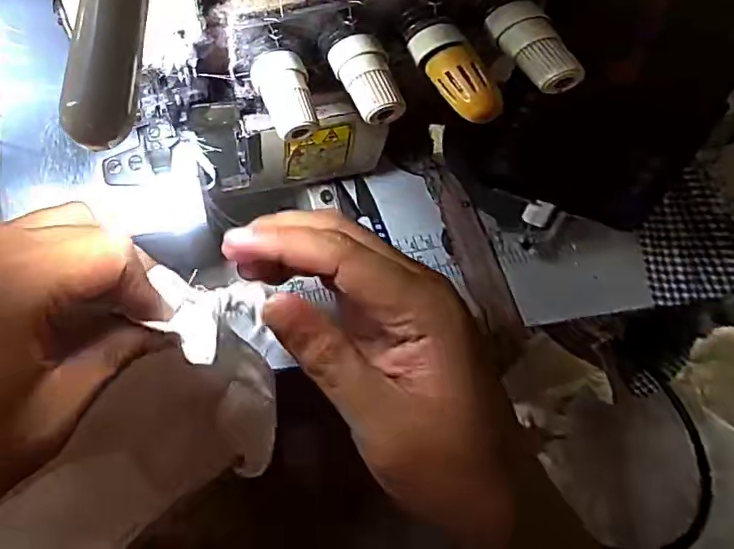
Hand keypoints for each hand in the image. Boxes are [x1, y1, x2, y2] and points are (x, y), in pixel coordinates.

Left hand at [0, 203, 173, 548]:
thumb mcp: (54, 411)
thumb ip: (114, 353)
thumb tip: (160, 328)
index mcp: (22, 274)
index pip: (113, 249)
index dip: (150, 285)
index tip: (169, 326)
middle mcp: (0, 238)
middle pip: (91, 222)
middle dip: (127, 264)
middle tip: (146, 315)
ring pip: (64, 221)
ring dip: (97, 255)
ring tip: (114, 308)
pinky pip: (33, 234)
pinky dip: (65, 255)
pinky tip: (72, 299)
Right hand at [222, 210, 592, 548]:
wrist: (501, 501)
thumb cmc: (446, 466)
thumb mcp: (380, 421)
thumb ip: (325, 356)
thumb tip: (270, 302)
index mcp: (419, 303)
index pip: (341, 253)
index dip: (282, 241)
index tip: (234, 245)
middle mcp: (416, 283)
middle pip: (342, 235)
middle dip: (283, 232)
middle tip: (232, 247)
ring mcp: (410, 293)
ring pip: (343, 245)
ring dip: (293, 243)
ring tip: (245, 257)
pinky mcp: (399, 309)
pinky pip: (347, 270)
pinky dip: (308, 264)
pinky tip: (280, 272)